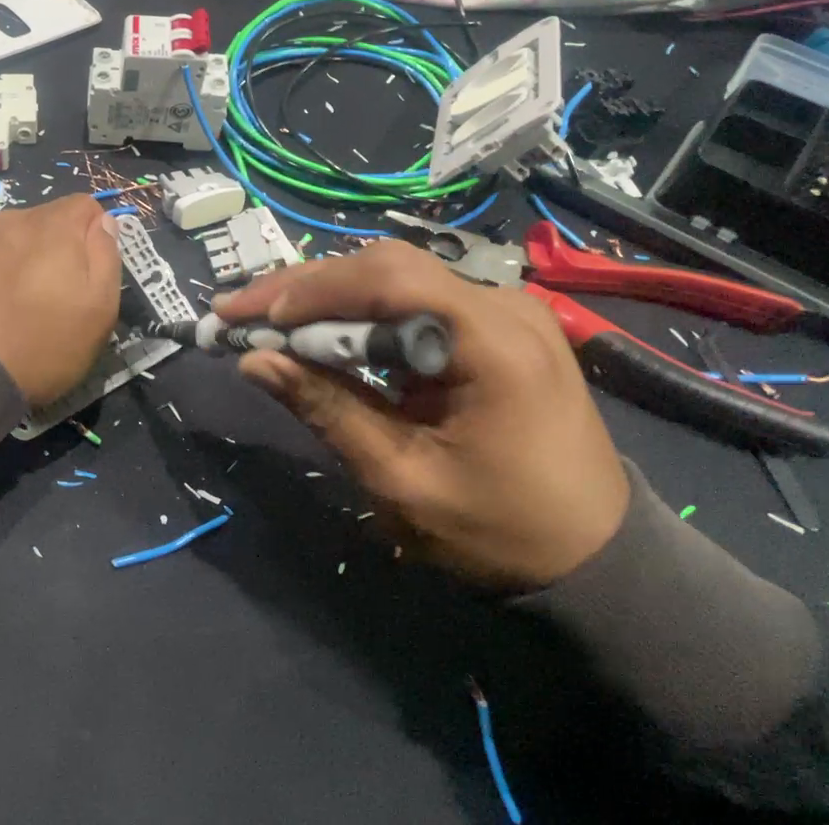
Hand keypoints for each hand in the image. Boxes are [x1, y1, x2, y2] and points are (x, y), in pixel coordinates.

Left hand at [0, 195, 122, 405]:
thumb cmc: (41, 346)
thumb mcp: (100, 309)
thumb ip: (106, 256)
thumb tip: (103, 223)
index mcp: (53, 226)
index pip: (85, 207)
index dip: (93, 236)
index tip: (87, 275)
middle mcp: (9, 221)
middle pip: (43, 223)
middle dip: (53, 250)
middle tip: (51, 300)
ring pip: (6, 240)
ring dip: (15, 263)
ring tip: (11, 310)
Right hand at [213, 240, 628, 588]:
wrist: (594, 560)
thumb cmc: (499, 531)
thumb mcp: (401, 478)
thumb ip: (328, 409)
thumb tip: (253, 361)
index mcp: (495, 344)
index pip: (390, 280)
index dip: (312, 290)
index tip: (249, 318)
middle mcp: (504, 308)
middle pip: (387, 268)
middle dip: (303, 288)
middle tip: (234, 313)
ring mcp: (503, 314)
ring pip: (395, 279)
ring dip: (324, 298)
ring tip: (260, 321)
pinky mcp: (493, 330)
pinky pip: (412, 303)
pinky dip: (356, 315)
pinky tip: (314, 333)